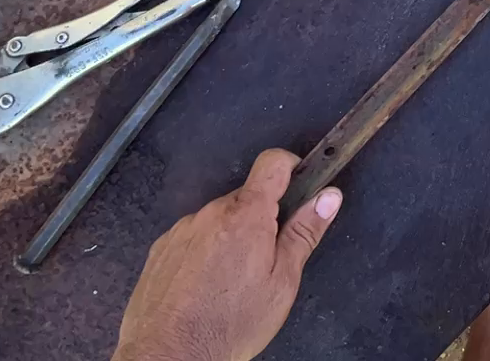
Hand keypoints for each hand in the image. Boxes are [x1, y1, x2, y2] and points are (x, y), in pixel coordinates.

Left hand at [113, 149, 342, 360]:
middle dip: (261, 218)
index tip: (297, 188)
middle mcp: (211, 213)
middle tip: (265, 259)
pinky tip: (203, 288)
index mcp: (247, 215)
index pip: (272, 162)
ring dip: (231, 236)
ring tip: (230, 281)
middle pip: (247, 196)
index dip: (290, 167)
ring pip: (220, 219)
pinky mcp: (160, 250)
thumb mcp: (282, 283)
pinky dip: (204, 252)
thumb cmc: (229, 326)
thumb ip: (305, 232)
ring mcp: (182, 230)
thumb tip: (329, 196)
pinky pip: (193, 237)